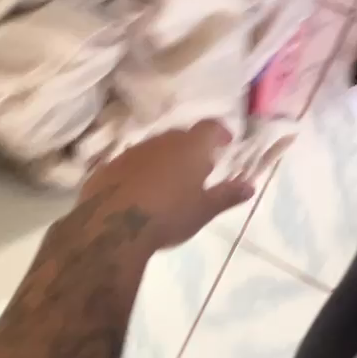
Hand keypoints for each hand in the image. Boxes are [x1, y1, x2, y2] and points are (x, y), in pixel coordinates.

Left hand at [76, 121, 256, 251]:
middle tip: (198, 168)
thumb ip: (227, 195)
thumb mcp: (204, 210)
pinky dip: (139, 171)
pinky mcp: (106, 168)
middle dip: (191, 148)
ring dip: (164, 159)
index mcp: (190, 147)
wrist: (109, 230)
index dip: (219, 133)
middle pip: (181, 136)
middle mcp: (162, 141)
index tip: (225, 143)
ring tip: (168, 182)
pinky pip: (130, 163)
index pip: (210, 127)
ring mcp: (131, 153)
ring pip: (154, 148)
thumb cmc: (168, 216)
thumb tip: (250, 186)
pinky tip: (139, 192)